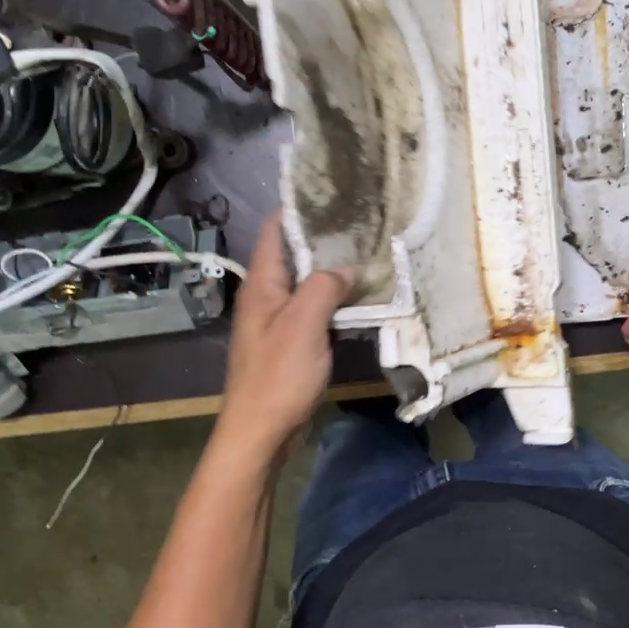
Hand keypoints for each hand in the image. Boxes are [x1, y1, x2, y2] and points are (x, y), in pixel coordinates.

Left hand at [219, 213, 353, 450]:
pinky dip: (333, 302)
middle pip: (293, 256)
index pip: (276, 231)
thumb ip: (323, 287)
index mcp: (262, 285)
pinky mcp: (290, 345)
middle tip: (362, 224)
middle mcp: (266, 298)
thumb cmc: (278, 376)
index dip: (299, 209)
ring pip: (305, 285)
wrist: (260, 433)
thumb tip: (344, 268)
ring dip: (331, 272)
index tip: (334, 194)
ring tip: (367, 255)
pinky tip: (358, 300)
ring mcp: (277, 322)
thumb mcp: (303, 325)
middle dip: (323, 239)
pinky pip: (312, 312)